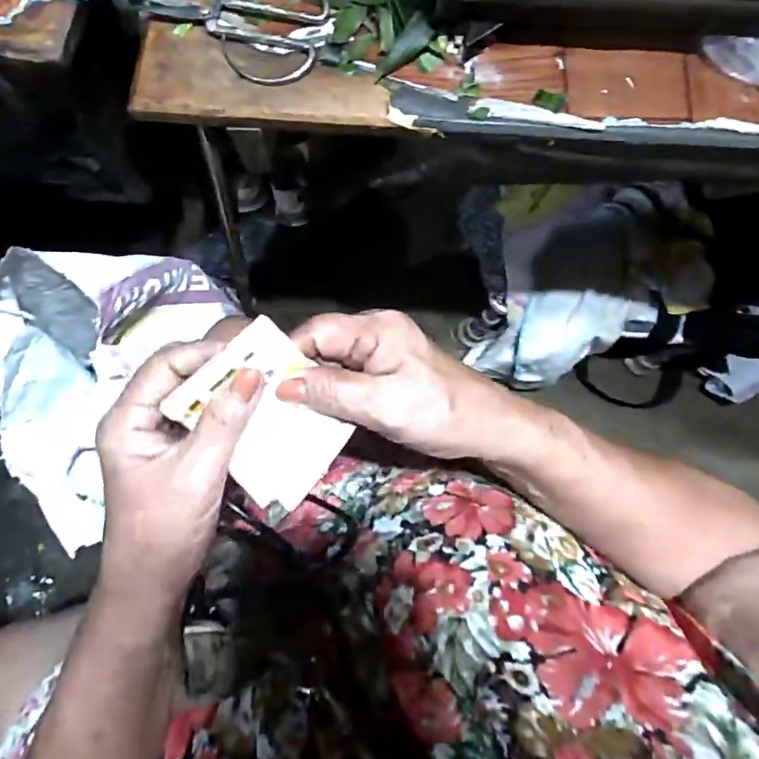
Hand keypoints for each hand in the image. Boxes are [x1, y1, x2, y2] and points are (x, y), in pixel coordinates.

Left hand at [95, 339, 262, 601]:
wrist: (151, 587)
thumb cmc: (165, 530)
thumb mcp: (197, 472)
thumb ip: (224, 421)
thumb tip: (251, 373)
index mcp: (125, 418)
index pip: (162, 366)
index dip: (201, 353)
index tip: (243, 352)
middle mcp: (135, 419)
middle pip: (176, 378)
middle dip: (216, 370)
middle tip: (257, 364)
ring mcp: (152, 437)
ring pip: (189, 399)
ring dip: (222, 392)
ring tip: (258, 383)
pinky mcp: (170, 453)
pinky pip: (197, 421)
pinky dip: (222, 415)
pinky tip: (248, 413)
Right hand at [278, 310, 522, 459]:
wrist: (493, 430)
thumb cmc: (441, 413)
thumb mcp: (383, 406)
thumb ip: (333, 392)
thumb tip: (282, 386)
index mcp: (376, 328)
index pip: (317, 330)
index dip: (289, 354)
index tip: (266, 383)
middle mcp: (374, 331)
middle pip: (321, 344)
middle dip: (296, 370)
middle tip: (271, 400)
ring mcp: (379, 351)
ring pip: (330, 361)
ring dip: (311, 384)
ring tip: (286, 408)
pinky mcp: (383, 371)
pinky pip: (345, 375)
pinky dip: (329, 392)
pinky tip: (316, 411)